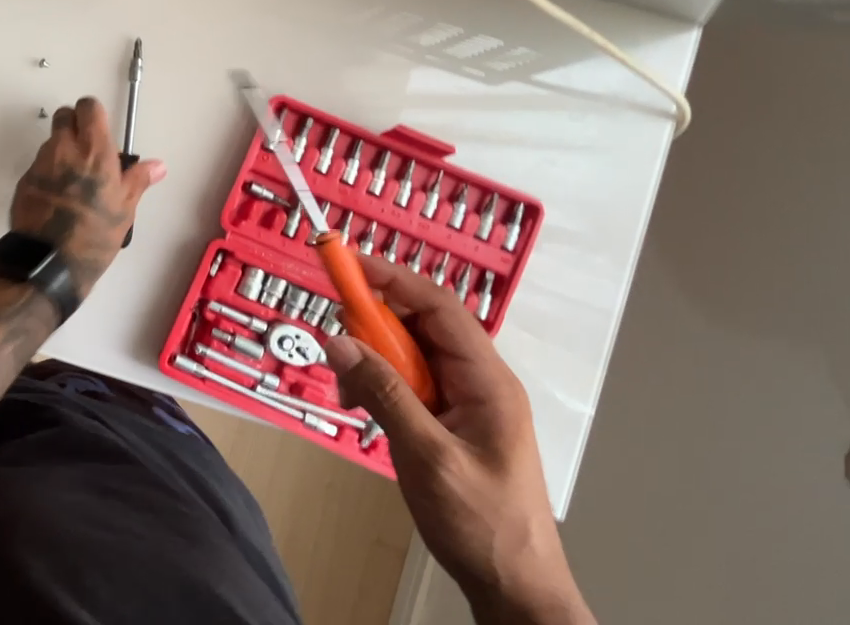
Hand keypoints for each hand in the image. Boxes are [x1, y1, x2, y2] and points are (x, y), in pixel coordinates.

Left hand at [10, 97, 165, 298]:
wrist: (50, 260)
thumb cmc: (94, 234)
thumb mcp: (125, 208)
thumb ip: (138, 180)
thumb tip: (157, 166)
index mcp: (94, 150)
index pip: (89, 107)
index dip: (94, 114)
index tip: (100, 128)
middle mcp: (64, 148)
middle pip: (64, 115)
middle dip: (74, 124)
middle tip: (87, 146)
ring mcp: (41, 162)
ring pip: (51, 140)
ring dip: (61, 148)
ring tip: (74, 176)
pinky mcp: (25, 179)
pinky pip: (39, 164)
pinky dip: (48, 170)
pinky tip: (58, 193)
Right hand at [321, 256, 593, 624]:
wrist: (513, 586)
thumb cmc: (481, 522)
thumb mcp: (427, 455)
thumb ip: (383, 394)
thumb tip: (338, 340)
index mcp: (487, 380)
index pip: (438, 306)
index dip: (392, 279)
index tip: (346, 264)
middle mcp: (478, 380)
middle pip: (419, 326)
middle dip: (372, 325)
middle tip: (336, 341)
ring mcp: (464, 401)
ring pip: (408, 355)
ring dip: (371, 361)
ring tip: (349, 391)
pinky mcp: (448, 420)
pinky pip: (407, 383)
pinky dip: (377, 385)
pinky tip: (361, 407)